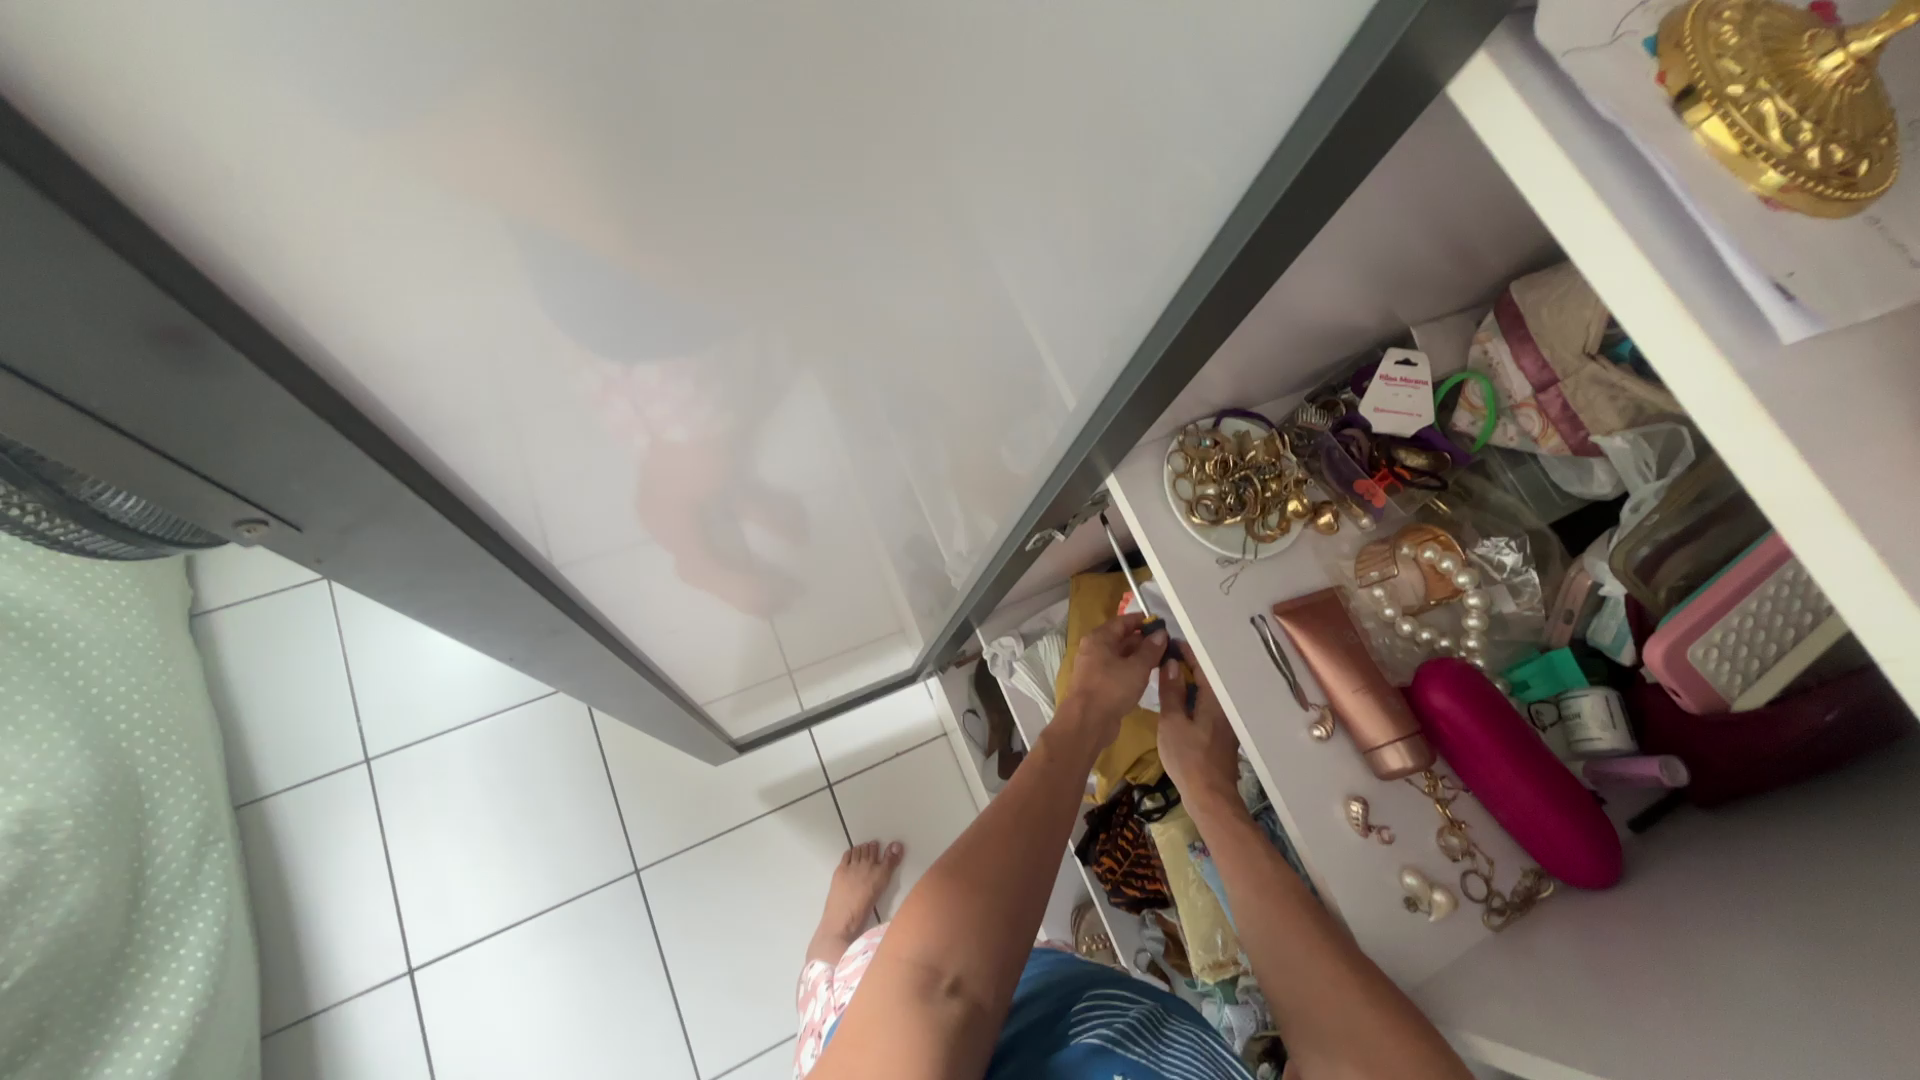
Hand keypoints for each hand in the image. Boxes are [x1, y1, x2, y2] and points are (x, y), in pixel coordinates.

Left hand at [1058, 613, 1167, 746]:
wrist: (1087, 722)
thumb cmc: (1111, 688)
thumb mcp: (1137, 667)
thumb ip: (1150, 649)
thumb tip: (1160, 633)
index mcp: (1099, 638)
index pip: (1122, 621)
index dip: (1142, 621)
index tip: (1162, 623)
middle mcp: (1094, 650)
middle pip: (1121, 639)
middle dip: (1143, 640)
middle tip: (1168, 643)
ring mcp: (1095, 668)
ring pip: (1120, 657)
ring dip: (1139, 657)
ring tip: (1163, 658)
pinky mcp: (1098, 685)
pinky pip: (1118, 671)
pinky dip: (1132, 671)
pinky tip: (1148, 675)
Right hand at [1155, 659, 1244, 815]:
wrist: (1209, 795)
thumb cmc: (1188, 757)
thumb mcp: (1172, 721)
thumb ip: (1172, 691)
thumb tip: (1171, 664)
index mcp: (1214, 699)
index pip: (1201, 665)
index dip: (1185, 652)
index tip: (1168, 643)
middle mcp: (1224, 705)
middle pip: (1206, 677)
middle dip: (1186, 665)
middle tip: (1163, 658)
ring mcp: (1224, 720)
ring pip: (1206, 692)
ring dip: (1188, 682)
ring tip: (1167, 676)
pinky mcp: (1221, 733)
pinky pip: (1206, 705)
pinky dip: (1192, 698)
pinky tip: (1178, 701)